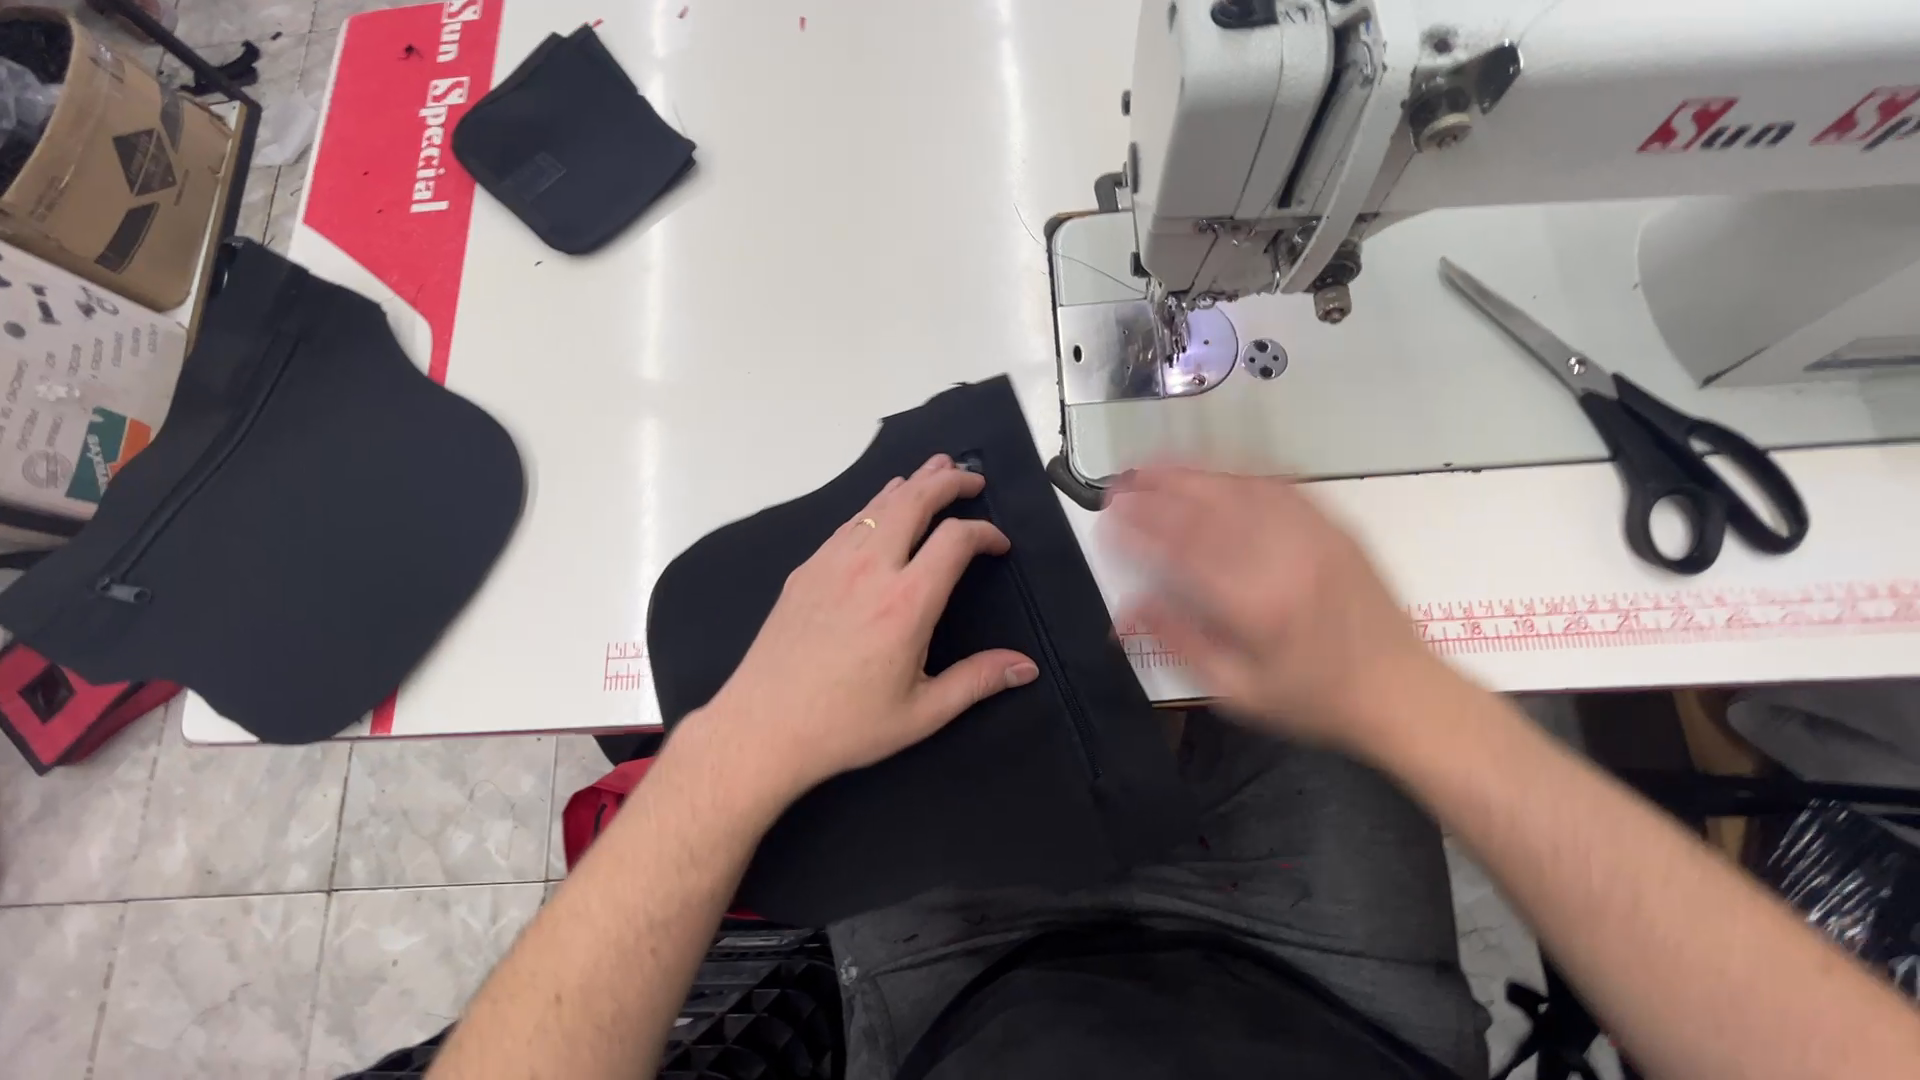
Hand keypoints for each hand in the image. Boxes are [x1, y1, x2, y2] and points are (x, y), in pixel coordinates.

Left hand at [692, 454, 1038, 798]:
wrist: (763, 727)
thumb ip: (977, 681)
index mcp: (906, 603)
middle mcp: (870, 570)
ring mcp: (833, 563)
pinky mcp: (806, 570)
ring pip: (879, 504)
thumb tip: (1026, 667)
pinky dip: (876, 504)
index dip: (985, 533)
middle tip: (972, 479)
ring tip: (935, 470)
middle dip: (949, 482)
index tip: (998, 544)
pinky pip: (849, 522)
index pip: (956, 540)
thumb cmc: (846, 725)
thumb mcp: (922, 713)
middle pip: (916, 501)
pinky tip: (883, 507)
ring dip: (912, 483)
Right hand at [1108, 467, 1443, 753]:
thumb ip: (1179, 642)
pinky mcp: (1334, 527)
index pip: (1181, 549)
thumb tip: (1125, 610)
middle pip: (1206, 507)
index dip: (1138, 527)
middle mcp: (1283, 559)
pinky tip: (1212, 471)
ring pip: (1239, 488)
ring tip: (1152, 465)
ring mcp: (1313, 536)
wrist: (1402, 691)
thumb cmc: (1313, 699)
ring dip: (1190, 472)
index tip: (1108, 517)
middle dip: (1155, 489)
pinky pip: (1279, 486)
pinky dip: (1237, 473)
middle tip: (1120, 482)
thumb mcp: (1236, 690)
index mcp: (1255, 605)